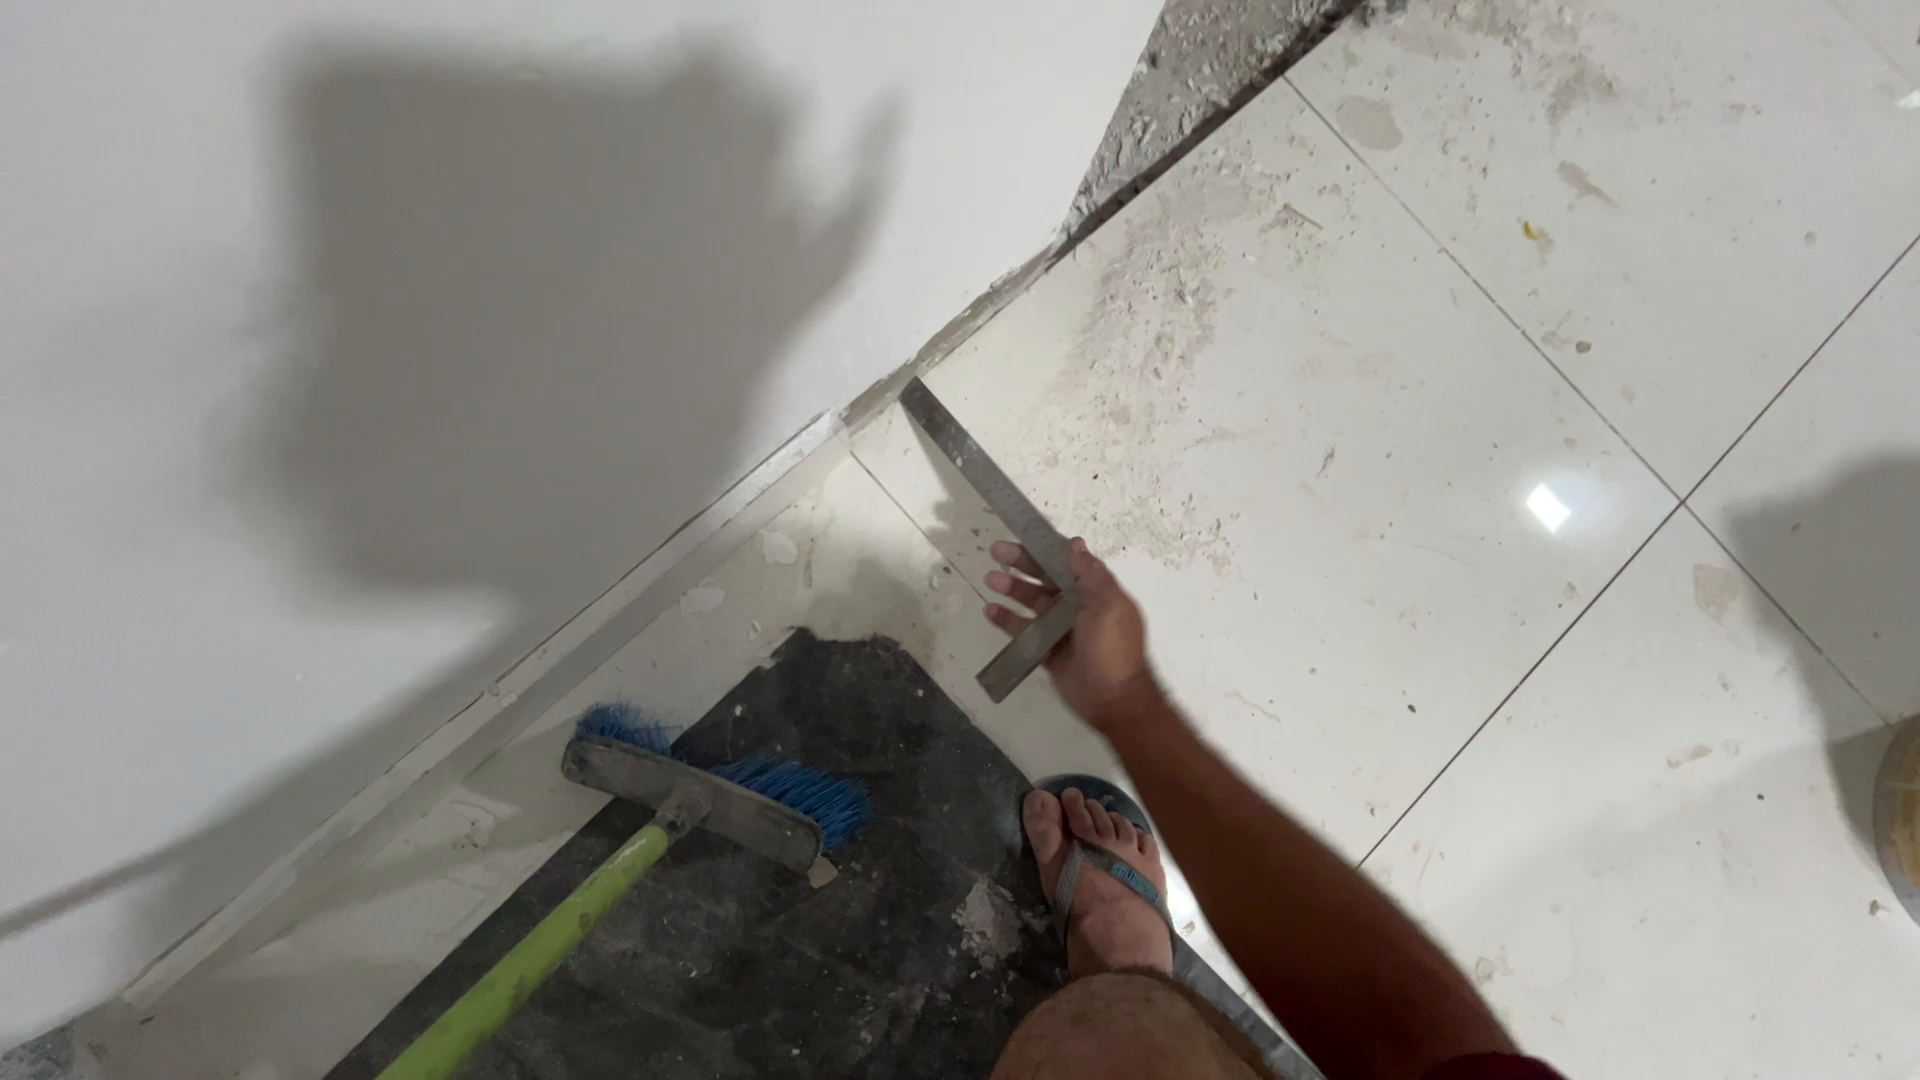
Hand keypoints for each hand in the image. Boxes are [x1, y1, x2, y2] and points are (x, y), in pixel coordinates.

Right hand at [983, 537, 1159, 730]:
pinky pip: (1025, 631)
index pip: (1068, 563)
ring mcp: (1061, 629)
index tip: (1024, 535)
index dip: (1046, 548)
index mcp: (1095, 592)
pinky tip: (991, 611)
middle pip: (1046, 579)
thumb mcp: (1107, 605)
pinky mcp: (1048, 651)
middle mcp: (1077, 606)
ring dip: (1012, 590)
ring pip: (1032, 603)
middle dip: (1022, 564)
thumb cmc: (1112, 648)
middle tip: (996, 551)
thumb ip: (1090, 574)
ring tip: (990, 579)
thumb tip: (1075, 543)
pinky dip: (1008, 621)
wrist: (1113, 699)